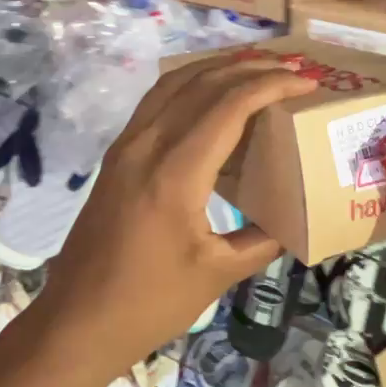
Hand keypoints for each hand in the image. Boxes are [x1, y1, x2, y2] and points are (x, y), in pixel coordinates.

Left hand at [32, 54, 317, 373]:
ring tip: (256, 67)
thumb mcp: (217, 273)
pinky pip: (156, 100)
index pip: (230, 105)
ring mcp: (127, 145)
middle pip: (203, 83)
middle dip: (251, 68)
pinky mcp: (117, 154)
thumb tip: (292, 220)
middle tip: (291, 66)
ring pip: (175, 82)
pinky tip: (210, 93)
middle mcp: (148, 144)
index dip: (271, 85)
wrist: (77, 320)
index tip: (308, 81)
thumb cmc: (149, 303)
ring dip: (217, 68)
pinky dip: (190, 83)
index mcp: (176, 172)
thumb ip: (261, 240)